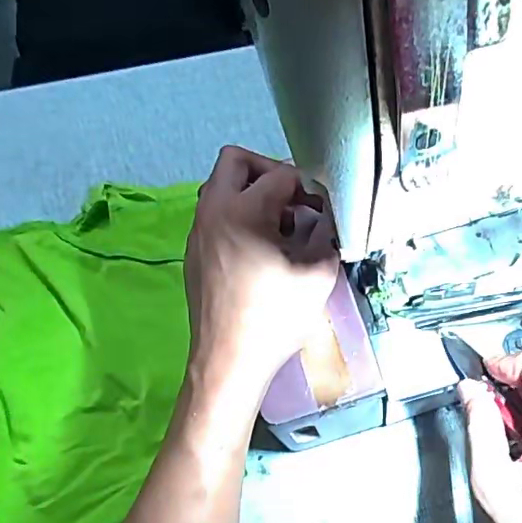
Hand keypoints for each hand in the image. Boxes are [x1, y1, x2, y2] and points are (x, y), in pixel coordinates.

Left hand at [185, 146, 341, 397]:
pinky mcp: (194, 254)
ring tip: (281, 228)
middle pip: (236, 162)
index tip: (324, 209)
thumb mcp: (317, 275)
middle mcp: (213, 211)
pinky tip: (261, 252)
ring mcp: (198, 232)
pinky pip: (215, 216)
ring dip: (252, 195)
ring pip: (221, 188)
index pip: (281, 175)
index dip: (309, 186)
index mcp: (243, 210)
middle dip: (271, 173)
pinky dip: (239, 218)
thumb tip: (326, 219)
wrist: (229, 360)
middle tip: (296, 202)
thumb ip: (326, 236)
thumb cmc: (275, 318)